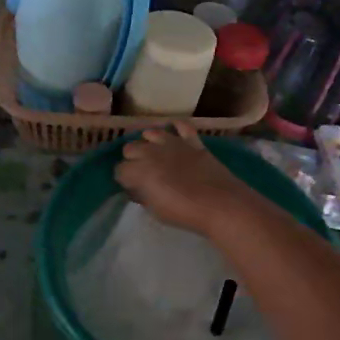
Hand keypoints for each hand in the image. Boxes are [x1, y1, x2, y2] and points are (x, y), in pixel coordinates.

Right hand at [113, 123, 258, 235]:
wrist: (220, 204)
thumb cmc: (184, 213)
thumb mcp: (155, 210)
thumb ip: (143, 196)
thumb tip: (138, 189)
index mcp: (139, 171)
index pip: (120, 170)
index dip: (123, 179)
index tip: (129, 187)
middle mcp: (152, 152)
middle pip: (131, 148)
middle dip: (132, 159)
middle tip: (140, 172)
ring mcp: (174, 143)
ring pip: (151, 132)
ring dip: (148, 142)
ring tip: (153, 153)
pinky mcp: (193, 142)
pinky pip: (182, 126)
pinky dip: (176, 127)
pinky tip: (175, 132)